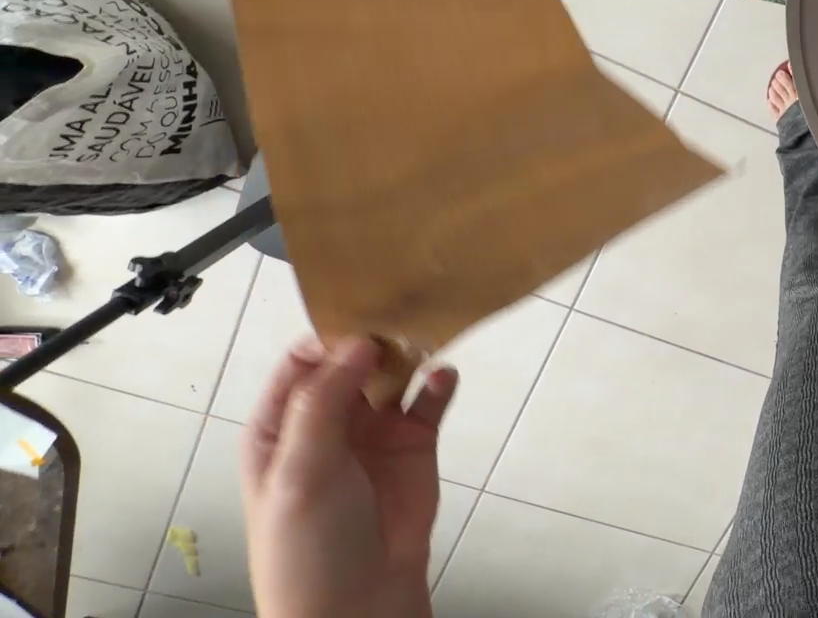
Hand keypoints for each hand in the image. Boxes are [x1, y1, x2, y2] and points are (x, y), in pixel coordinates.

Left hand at [240, 336, 456, 617]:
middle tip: (406, 320)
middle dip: (379, 340)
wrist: (360, 597)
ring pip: (395, 374)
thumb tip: (355, 342)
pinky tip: (443, 379)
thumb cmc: (309, 542)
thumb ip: (323, 405)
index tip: (363, 322)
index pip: (302, 364)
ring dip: (412, 356)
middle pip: (354, 362)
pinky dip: (440, 382)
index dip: (330, 340)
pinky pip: (430, 398)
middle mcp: (330, 420)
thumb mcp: (300, 473)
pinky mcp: (416, 439)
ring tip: (430, 341)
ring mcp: (375, 429)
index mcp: (282, 427)